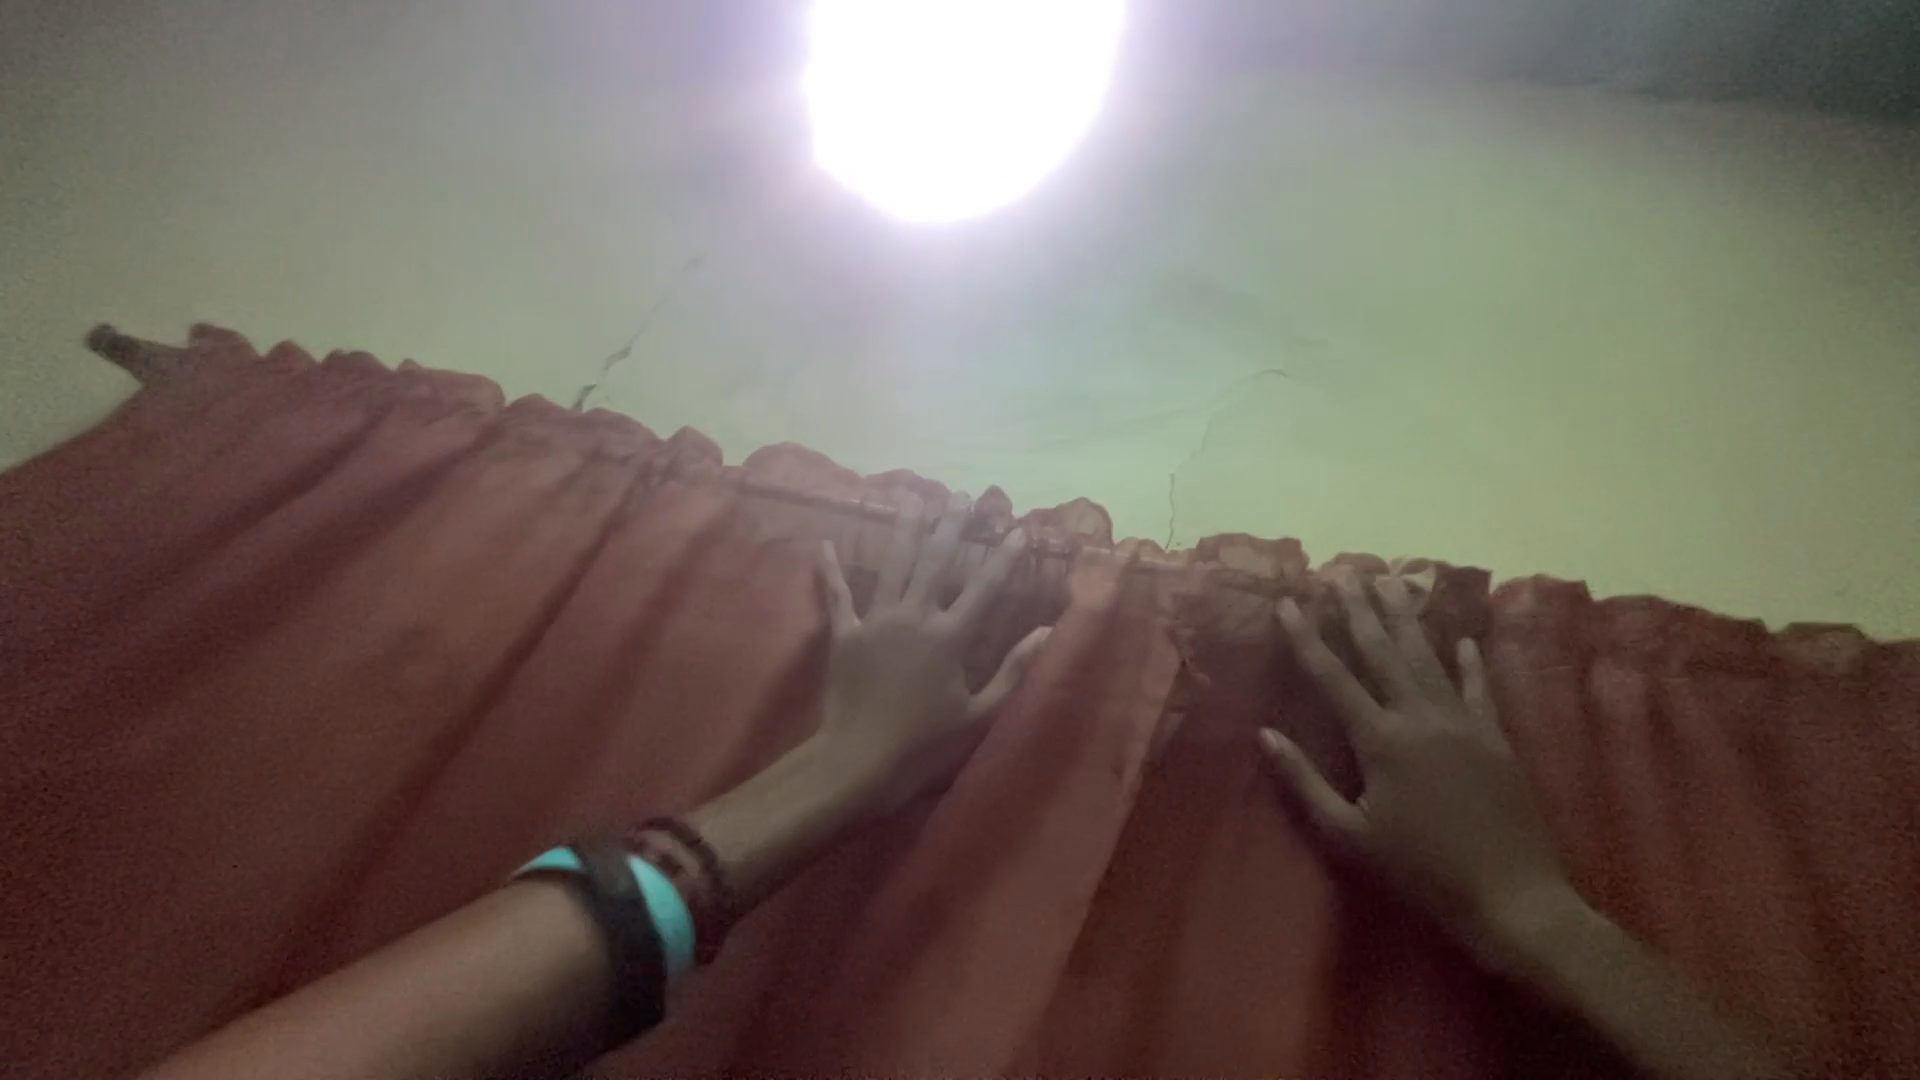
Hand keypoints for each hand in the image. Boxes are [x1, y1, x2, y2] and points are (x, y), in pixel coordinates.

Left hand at [813, 492, 1050, 812]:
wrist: (859, 760)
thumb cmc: (924, 742)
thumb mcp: (979, 713)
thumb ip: (1013, 670)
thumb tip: (1047, 631)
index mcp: (949, 636)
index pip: (984, 588)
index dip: (1004, 558)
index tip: (1018, 529)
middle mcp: (914, 616)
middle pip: (936, 561)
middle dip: (951, 526)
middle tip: (961, 495)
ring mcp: (876, 620)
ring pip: (893, 565)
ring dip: (904, 529)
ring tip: (911, 496)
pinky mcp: (844, 633)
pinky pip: (837, 594)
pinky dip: (830, 569)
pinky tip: (826, 542)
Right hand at [1259, 567, 1575, 963]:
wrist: (1513, 899)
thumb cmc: (1419, 868)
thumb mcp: (1348, 833)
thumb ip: (1304, 780)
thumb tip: (1264, 734)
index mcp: (1380, 739)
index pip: (1333, 676)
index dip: (1306, 637)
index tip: (1287, 602)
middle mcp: (1421, 717)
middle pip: (1382, 651)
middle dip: (1358, 609)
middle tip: (1343, 571)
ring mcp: (1464, 723)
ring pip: (1427, 657)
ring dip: (1406, 618)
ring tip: (1391, 581)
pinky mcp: (1497, 737)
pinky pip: (1479, 687)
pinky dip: (1469, 660)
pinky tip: (1462, 636)